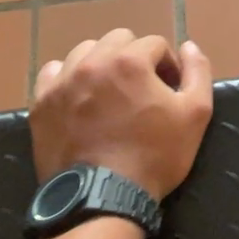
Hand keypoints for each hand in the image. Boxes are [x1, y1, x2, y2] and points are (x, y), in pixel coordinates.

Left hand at [30, 30, 213, 198]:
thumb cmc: (155, 155)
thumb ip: (198, 71)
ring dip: (102, 63)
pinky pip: (52, 73)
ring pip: (85, 52)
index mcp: (130, 61)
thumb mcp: (196, 114)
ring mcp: (62, 83)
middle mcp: (92, 63)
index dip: (168, 65)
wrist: (103, 198)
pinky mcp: (41, 104)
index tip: (169, 91)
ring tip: (110, 92)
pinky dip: (68, 77)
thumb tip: (188, 45)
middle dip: (134, 57)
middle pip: (119, 40)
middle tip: (142, 89)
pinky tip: (80, 97)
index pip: (155, 44)